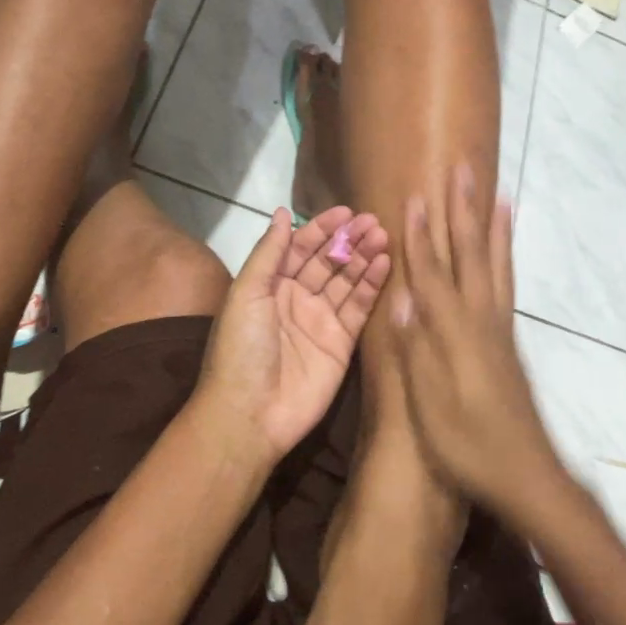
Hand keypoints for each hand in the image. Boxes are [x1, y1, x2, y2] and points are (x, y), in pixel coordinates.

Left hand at [196, 206, 390, 457]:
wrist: (249, 414)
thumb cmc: (241, 348)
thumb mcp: (247, 293)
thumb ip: (269, 252)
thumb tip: (283, 212)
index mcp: (270, 285)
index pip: (301, 248)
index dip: (322, 228)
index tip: (346, 210)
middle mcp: (297, 299)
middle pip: (327, 261)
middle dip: (348, 240)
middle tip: (373, 220)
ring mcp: (321, 321)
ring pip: (346, 281)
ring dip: (363, 258)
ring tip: (383, 235)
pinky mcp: (342, 344)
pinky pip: (359, 309)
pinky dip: (371, 286)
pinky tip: (384, 263)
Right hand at [390, 165, 563, 512]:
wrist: (527, 473)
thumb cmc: (467, 445)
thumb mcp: (429, 405)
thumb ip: (416, 348)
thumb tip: (401, 295)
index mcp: (454, 332)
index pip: (432, 273)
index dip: (421, 236)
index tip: (414, 197)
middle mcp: (480, 318)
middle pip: (470, 254)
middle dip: (462, 211)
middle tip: (462, 170)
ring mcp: (498, 326)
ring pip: (495, 263)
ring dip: (491, 225)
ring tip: (495, 192)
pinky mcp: (509, 338)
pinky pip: (507, 282)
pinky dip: (507, 255)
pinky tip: (504, 246)